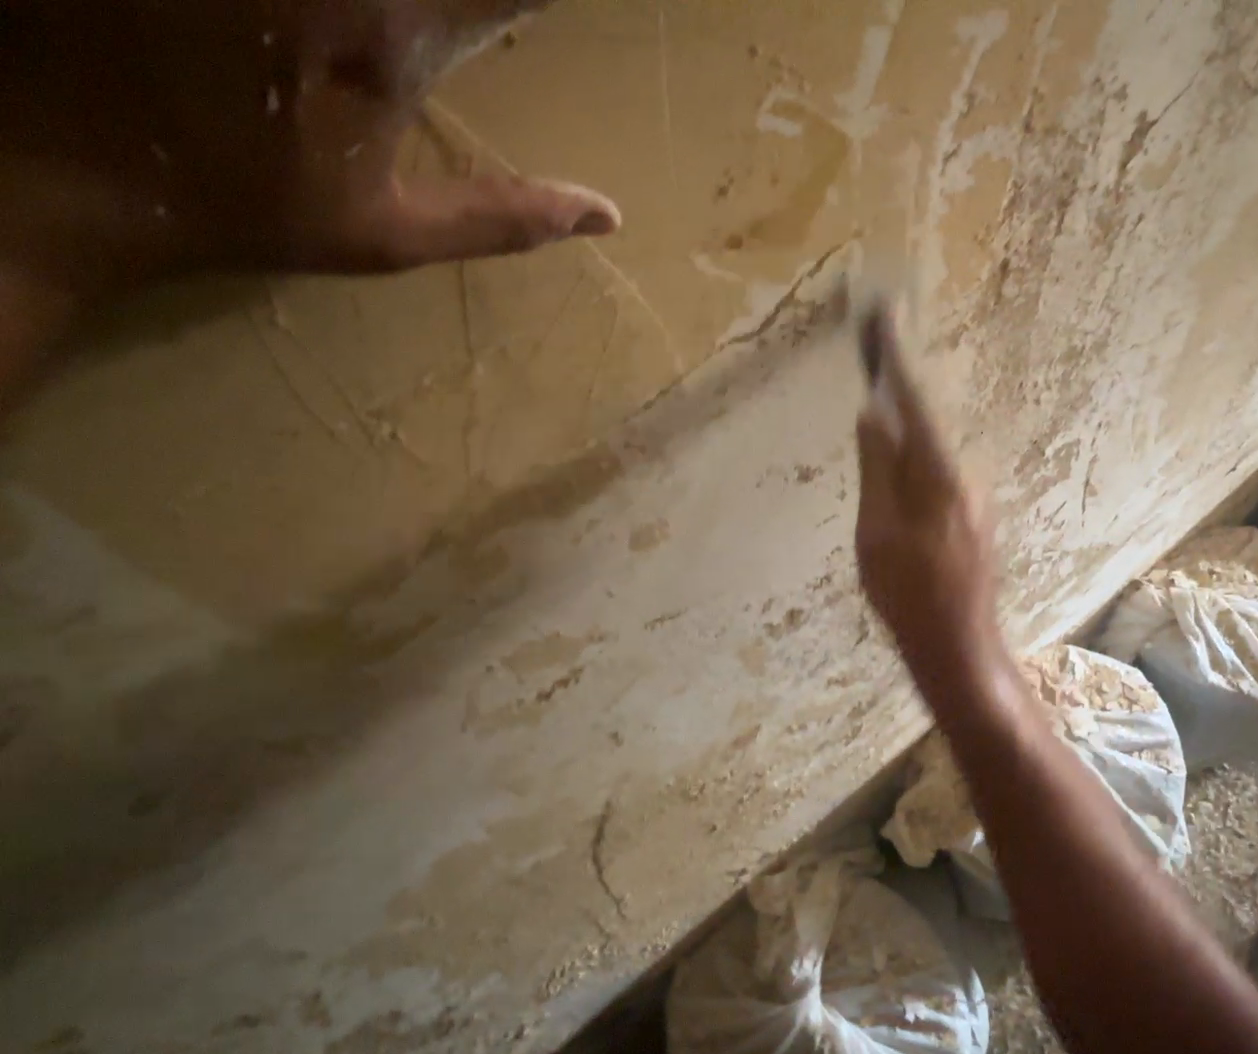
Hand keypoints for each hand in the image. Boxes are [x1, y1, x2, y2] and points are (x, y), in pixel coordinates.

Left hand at [0, 1, 618, 393]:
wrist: (48, 162)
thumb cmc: (235, 207)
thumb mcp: (387, 234)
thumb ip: (503, 217)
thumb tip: (608, 214)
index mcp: (391, 33)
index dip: (528, 4)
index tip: (526, 23)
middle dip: (473, 6)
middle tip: (464, 31)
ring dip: (417, 4)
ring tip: (390, 37)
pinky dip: (355, 4)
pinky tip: (332, 28)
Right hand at [853, 307, 1003, 678]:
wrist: (958, 644)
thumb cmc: (908, 594)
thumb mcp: (877, 532)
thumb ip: (878, 467)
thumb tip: (876, 413)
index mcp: (939, 472)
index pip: (914, 398)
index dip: (895, 354)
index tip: (882, 311)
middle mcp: (966, 473)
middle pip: (929, 411)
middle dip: (902, 372)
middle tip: (879, 328)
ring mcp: (974, 493)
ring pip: (935, 437)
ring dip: (910, 406)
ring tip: (884, 374)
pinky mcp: (973, 511)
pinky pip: (940, 460)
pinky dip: (919, 440)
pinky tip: (903, 436)